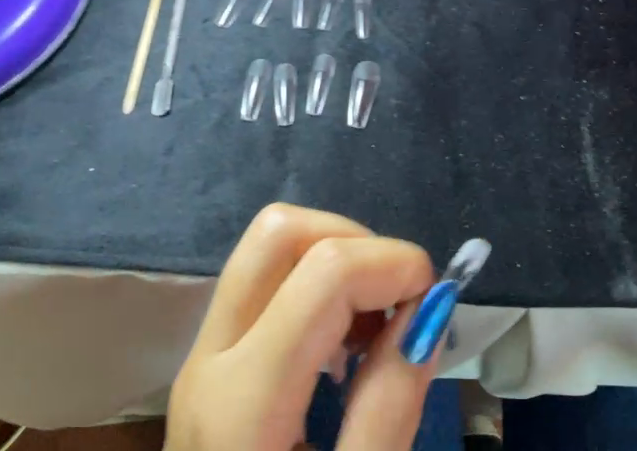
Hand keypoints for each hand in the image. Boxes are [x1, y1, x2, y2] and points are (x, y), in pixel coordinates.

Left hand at [165, 204, 436, 450]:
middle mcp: (209, 359)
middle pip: (278, 231)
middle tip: (398, 302)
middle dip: (356, 242)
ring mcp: (201, 357)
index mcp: (241, 401)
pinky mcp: (209, 364)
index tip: (435, 308)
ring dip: (336, 259)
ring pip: (268, 247)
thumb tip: (430, 312)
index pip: (323, 271)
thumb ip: (391, 406)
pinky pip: (263, 282)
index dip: (396, 265)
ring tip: (376, 326)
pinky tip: (345, 344)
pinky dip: (316, 284)